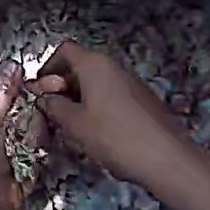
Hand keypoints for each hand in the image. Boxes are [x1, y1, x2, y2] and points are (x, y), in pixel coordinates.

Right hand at [31, 41, 193, 186]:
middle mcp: (113, 67)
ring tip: (73, 125)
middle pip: (80, 66)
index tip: (41, 90)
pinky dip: (98, 107)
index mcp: (94, 64)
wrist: (169, 160)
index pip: (64, 50)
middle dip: (62, 86)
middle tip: (53, 111)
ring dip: (79, 98)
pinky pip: (111, 95)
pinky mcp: (143, 100)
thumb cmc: (115, 137)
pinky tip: (97, 132)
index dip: (48, 67)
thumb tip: (45, 97)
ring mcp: (131, 83)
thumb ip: (53, 105)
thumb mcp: (74, 123)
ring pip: (96, 83)